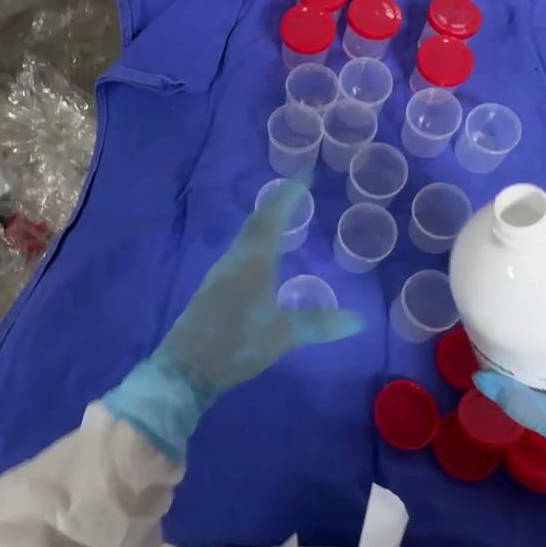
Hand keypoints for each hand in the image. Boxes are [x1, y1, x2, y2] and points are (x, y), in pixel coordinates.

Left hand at [104, 184, 364, 459]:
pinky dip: (256, 244)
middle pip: (256, 223)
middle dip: (277, 205)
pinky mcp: (212, 289)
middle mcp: (234, 260)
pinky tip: (262, 257)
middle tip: (297, 194)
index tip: (305, 177)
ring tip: (284, 220)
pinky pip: (239, 253)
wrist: (185, 369)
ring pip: (245, 238)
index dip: (288, 196)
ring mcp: (219, 274)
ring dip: (265, 224)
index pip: (272, 219)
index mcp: (252, 262)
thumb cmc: (236, 346)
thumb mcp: (283, 337)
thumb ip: (320, 325)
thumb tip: (360, 320)